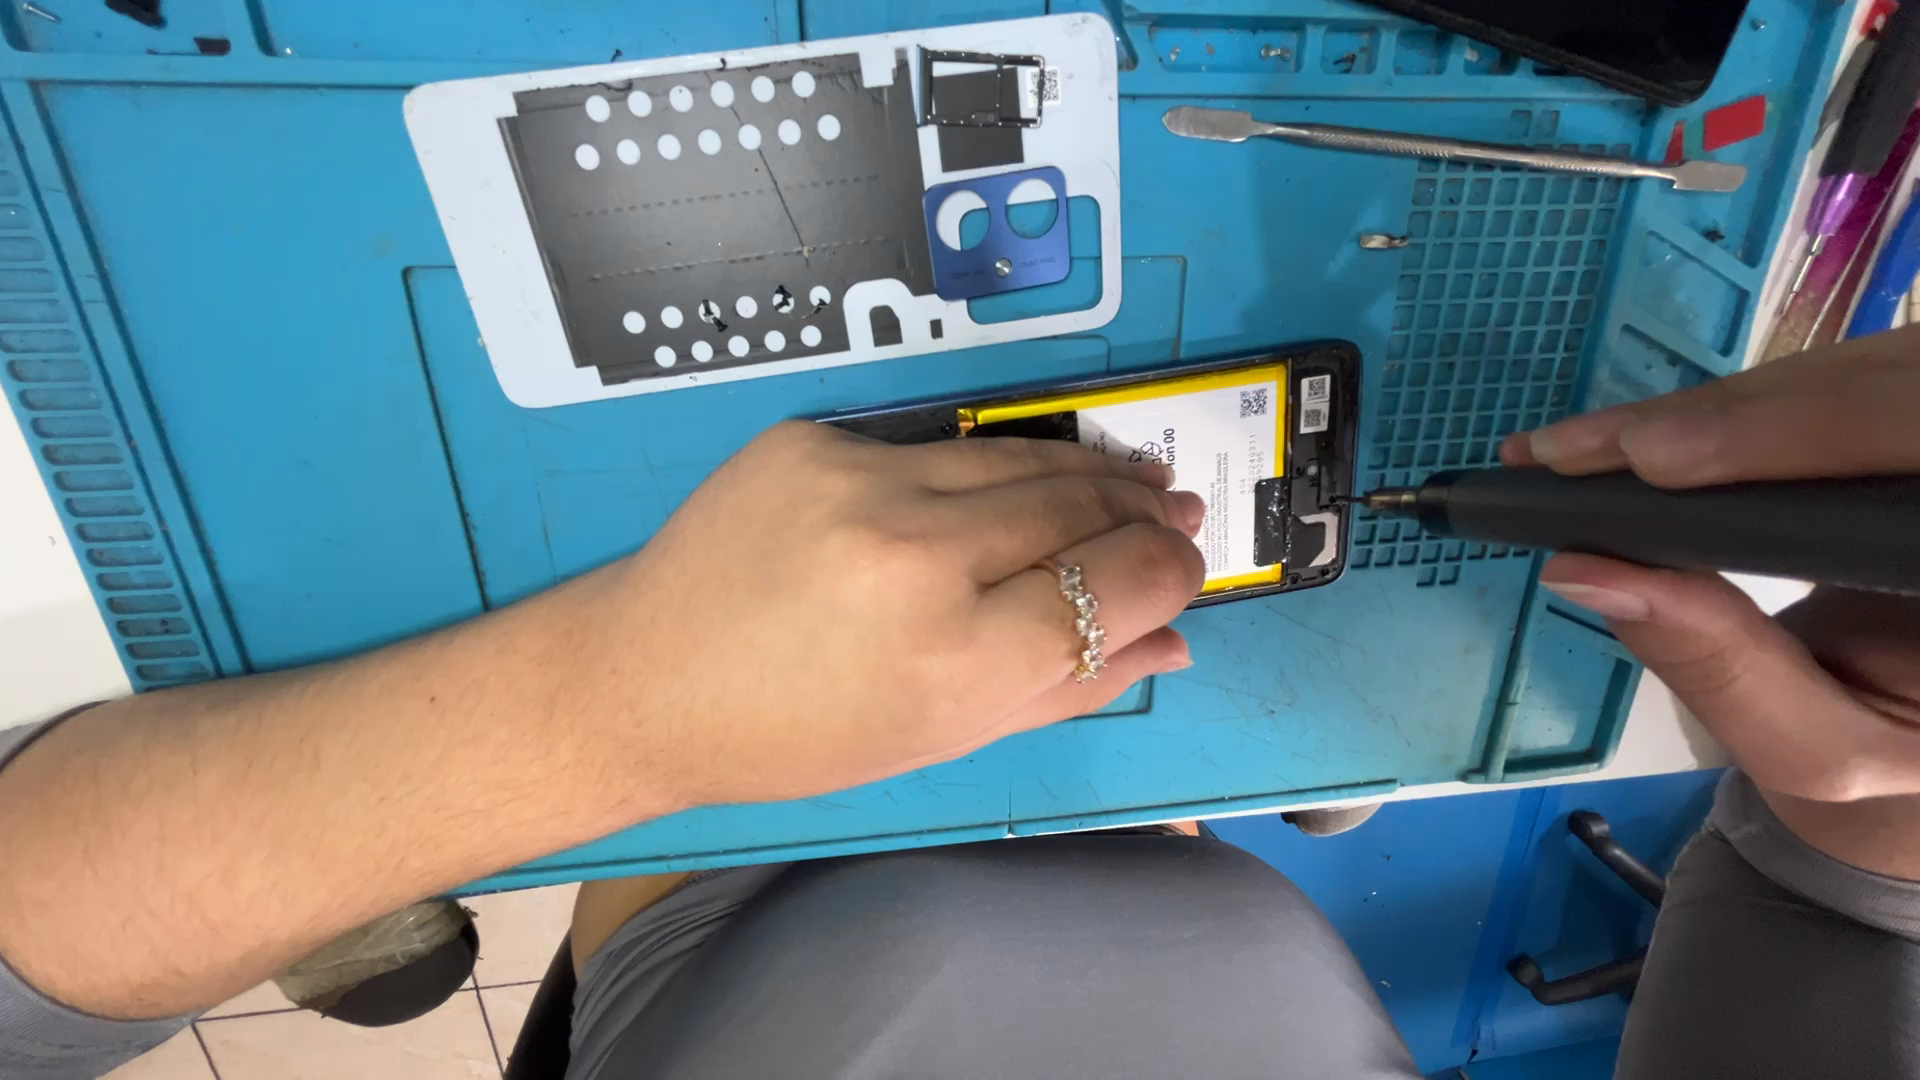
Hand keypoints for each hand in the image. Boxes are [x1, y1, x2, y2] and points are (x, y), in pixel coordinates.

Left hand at [553, 421, 1205, 806]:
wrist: (645, 676)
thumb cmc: (796, 737)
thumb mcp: (940, 738)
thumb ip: (1066, 687)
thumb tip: (1171, 639)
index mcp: (951, 658)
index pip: (1113, 585)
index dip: (1168, 571)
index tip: (1184, 567)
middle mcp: (914, 554)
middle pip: (1074, 502)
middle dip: (1139, 510)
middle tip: (1172, 512)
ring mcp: (858, 480)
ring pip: (1018, 456)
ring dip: (1086, 471)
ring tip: (1127, 483)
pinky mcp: (814, 439)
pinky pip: (937, 450)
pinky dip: (992, 471)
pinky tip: (1013, 485)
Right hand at [1500, 328, 1919, 828]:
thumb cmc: (1897, 786)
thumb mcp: (1811, 752)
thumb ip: (1716, 667)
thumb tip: (1581, 570)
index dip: (1812, 430)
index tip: (1659, 459)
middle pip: (1895, 392)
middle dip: (1727, 415)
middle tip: (1578, 450)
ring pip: (1859, 377)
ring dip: (1707, 408)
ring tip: (1575, 447)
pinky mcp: (1902, 457)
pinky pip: (1833, 395)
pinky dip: (1718, 411)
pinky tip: (1629, 435)